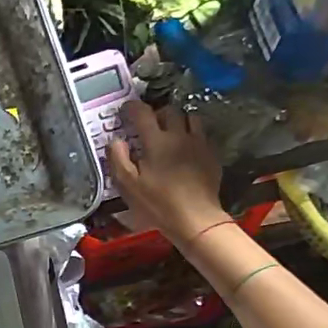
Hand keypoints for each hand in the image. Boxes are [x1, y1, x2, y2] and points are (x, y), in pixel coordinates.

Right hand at [108, 102, 227, 245]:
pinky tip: (186, 149)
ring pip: (190, 118)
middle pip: (169, 110)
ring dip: (178, 121)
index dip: (131, 108)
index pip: (142, 113)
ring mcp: (199, 143)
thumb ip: (118, 158)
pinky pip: (202, 135)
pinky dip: (192, 136)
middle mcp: (179, 135)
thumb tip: (115, 140)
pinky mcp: (212, 155)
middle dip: (156, 113)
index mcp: (156, 140)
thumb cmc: (158, 204)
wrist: (195, 220)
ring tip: (171, 133)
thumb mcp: (128, 185)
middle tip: (148, 125)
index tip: (125, 111)